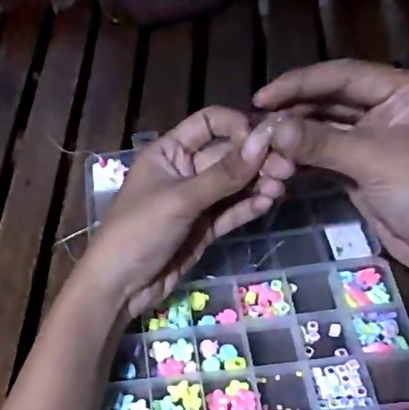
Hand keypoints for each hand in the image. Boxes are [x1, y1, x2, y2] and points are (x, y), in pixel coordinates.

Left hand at [72, 106, 288, 318]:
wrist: (120, 285)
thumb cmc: (139, 232)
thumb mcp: (181, 199)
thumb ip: (223, 173)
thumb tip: (262, 140)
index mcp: (168, 152)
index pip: (208, 124)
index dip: (236, 127)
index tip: (263, 139)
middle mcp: (184, 171)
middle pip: (227, 155)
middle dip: (256, 159)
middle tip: (287, 167)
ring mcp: (195, 202)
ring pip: (233, 186)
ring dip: (257, 183)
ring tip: (282, 186)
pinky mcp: (204, 229)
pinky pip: (230, 212)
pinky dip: (248, 207)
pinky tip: (267, 202)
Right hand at [254, 60, 408, 281]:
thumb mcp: (375, 160)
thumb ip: (322, 142)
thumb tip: (272, 129)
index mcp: (404, 91)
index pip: (344, 76)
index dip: (300, 84)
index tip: (261, 98)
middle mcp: (389, 111)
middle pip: (332, 104)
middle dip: (294, 115)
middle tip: (254, 128)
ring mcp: (376, 144)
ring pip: (327, 134)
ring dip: (296, 142)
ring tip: (262, 150)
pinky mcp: (365, 175)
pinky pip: (328, 161)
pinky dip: (305, 163)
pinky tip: (279, 166)